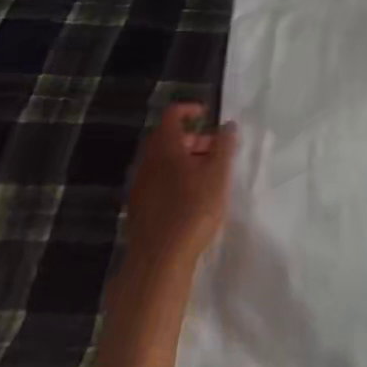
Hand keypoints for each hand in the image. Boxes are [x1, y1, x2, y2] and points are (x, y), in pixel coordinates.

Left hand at [123, 102, 238, 275]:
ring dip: (186, 160)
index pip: (173, 114)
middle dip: (194, 138)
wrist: (160, 257)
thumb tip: (227, 125)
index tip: (210, 115)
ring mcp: (139, 184)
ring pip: (163, 161)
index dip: (191, 109)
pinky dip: (176, 178)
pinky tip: (193, 197)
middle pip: (168, 138)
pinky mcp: (139, 206)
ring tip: (210, 176)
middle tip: (218, 150)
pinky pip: (159, 180)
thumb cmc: (194, 208)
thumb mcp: (218, 173)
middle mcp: (146, 161)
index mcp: (164, 147)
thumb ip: (225, 145)